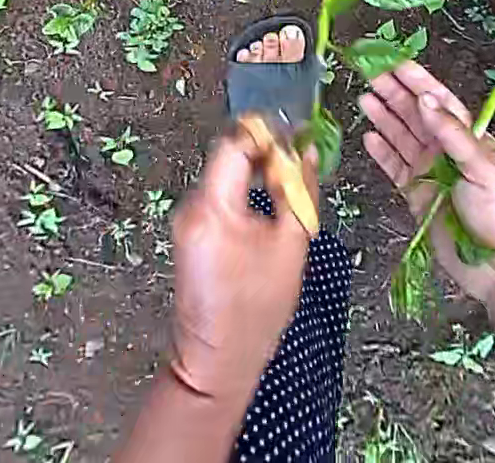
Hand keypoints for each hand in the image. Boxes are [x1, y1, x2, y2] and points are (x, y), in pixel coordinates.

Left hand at [168, 128, 316, 401]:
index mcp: (215, 207)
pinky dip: (243, 184)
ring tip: (289, 177)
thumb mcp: (292, 243)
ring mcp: (186, 217)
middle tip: (298, 155)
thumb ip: (300, 189)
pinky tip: (268, 195)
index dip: (265, 133)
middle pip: (227, 154)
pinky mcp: (189, 228)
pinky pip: (219, 190)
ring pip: (223, 170)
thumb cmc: (259, 306)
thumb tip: (307, 150)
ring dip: (255, 166)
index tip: (295, 135)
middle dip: (263, 148)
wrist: (216, 360)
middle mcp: (192, 205)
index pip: (234, 144)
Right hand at [359, 62, 494, 305]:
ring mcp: (432, 173)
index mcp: (470, 138)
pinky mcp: (419, 197)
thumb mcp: (484, 167)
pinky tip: (369, 137)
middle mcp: (448, 151)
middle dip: (395, 94)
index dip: (419, 82)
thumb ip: (453, 134)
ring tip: (365, 98)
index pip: (441, 102)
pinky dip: (383, 153)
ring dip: (385, 118)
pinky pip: (396, 168)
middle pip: (418, 116)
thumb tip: (427, 99)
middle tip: (371, 75)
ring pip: (403, 138)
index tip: (396, 64)